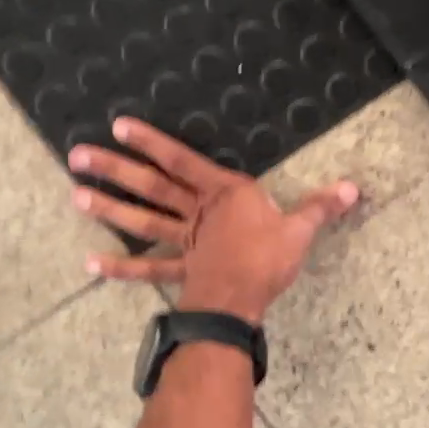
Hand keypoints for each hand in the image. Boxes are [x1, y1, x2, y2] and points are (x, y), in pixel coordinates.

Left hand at [67, 118, 359, 323]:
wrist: (242, 302)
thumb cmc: (267, 259)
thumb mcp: (300, 229)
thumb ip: (321, 206)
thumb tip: (353, 187)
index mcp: (225, 193)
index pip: (183, 160)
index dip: (152, 142)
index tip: (118, 125)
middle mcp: (198, 212)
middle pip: (152, 186)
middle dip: (115, 169)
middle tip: (77, 154)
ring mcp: (185, 242)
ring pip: (143, 219)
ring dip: (109, 207)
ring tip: (75, 194)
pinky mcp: (182, 271)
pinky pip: (148, 268)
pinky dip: (120, 266)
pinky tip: (91, 262)